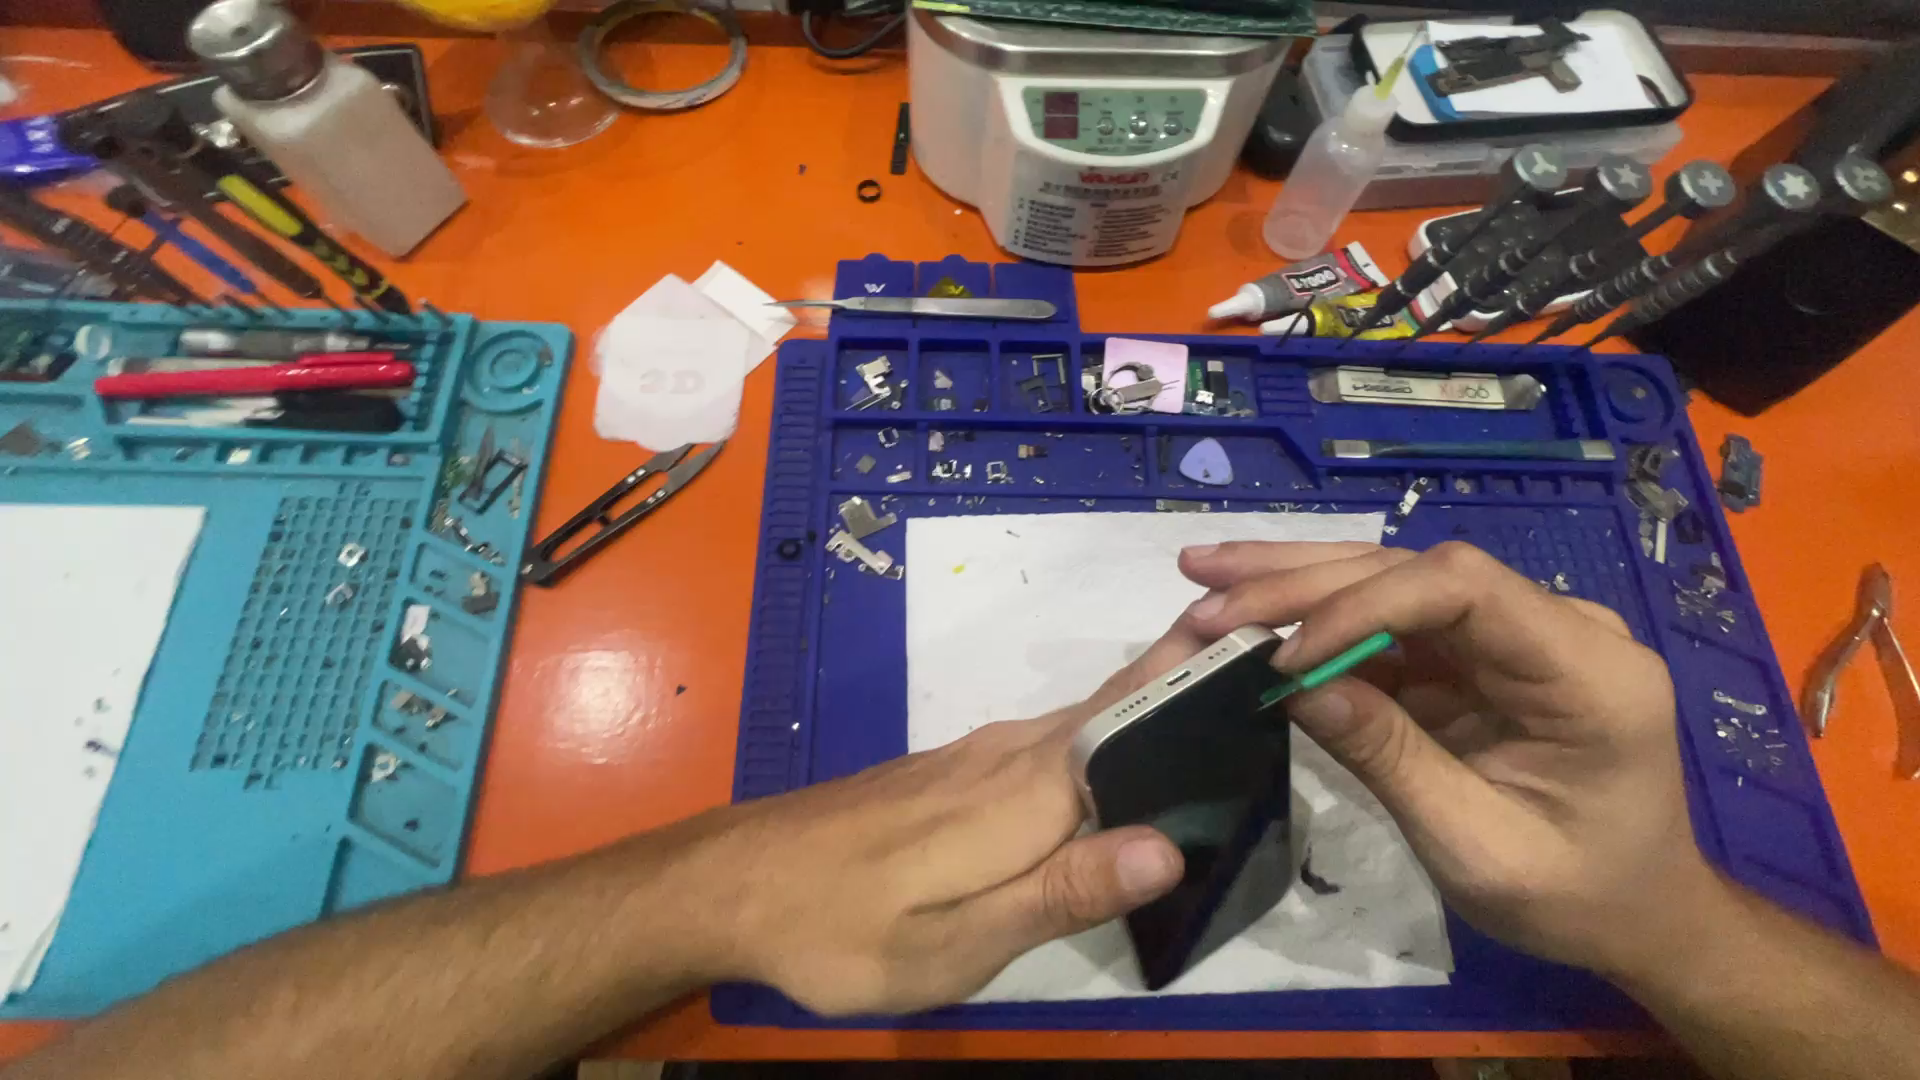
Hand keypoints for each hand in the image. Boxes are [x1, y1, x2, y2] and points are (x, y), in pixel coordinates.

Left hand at [689, 631, 1205, 1015]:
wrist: (743, 881)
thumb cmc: (849, 925)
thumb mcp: (958, 940)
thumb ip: (1062, 888)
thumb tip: (1168, 843)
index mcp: (1028, 791)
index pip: (1133, 722)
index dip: (1195, 688)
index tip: (1261, 656)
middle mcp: (1011, 752)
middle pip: (1114, 708)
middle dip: (1181, 685)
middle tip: (1255, 680)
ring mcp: (977, 756)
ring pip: (1080, 723)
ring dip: (1143, 711)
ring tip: (1210, 717)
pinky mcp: (953, 769)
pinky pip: (1046, 744)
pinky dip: (1096, 740)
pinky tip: (1114, 770)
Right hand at [1176, 540, 1719, 978]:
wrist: (1634, 909)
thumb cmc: (1574, 893)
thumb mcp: (1477, 846)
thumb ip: (1391, 759)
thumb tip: (1293, 685)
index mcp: (1586, 671)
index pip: (1461, 588)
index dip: (1361, 604)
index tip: (1285, 655)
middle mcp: (1548, 625)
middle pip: (1407, 570)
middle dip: (1300, 581)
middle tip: (1207, 593)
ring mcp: (1498, 630)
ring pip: (1380, 577)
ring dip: (1287, 577)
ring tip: (1202, 569)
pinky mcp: (1457, 647)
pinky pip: (1371, 615)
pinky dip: (1302, 613)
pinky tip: (1241, 599)